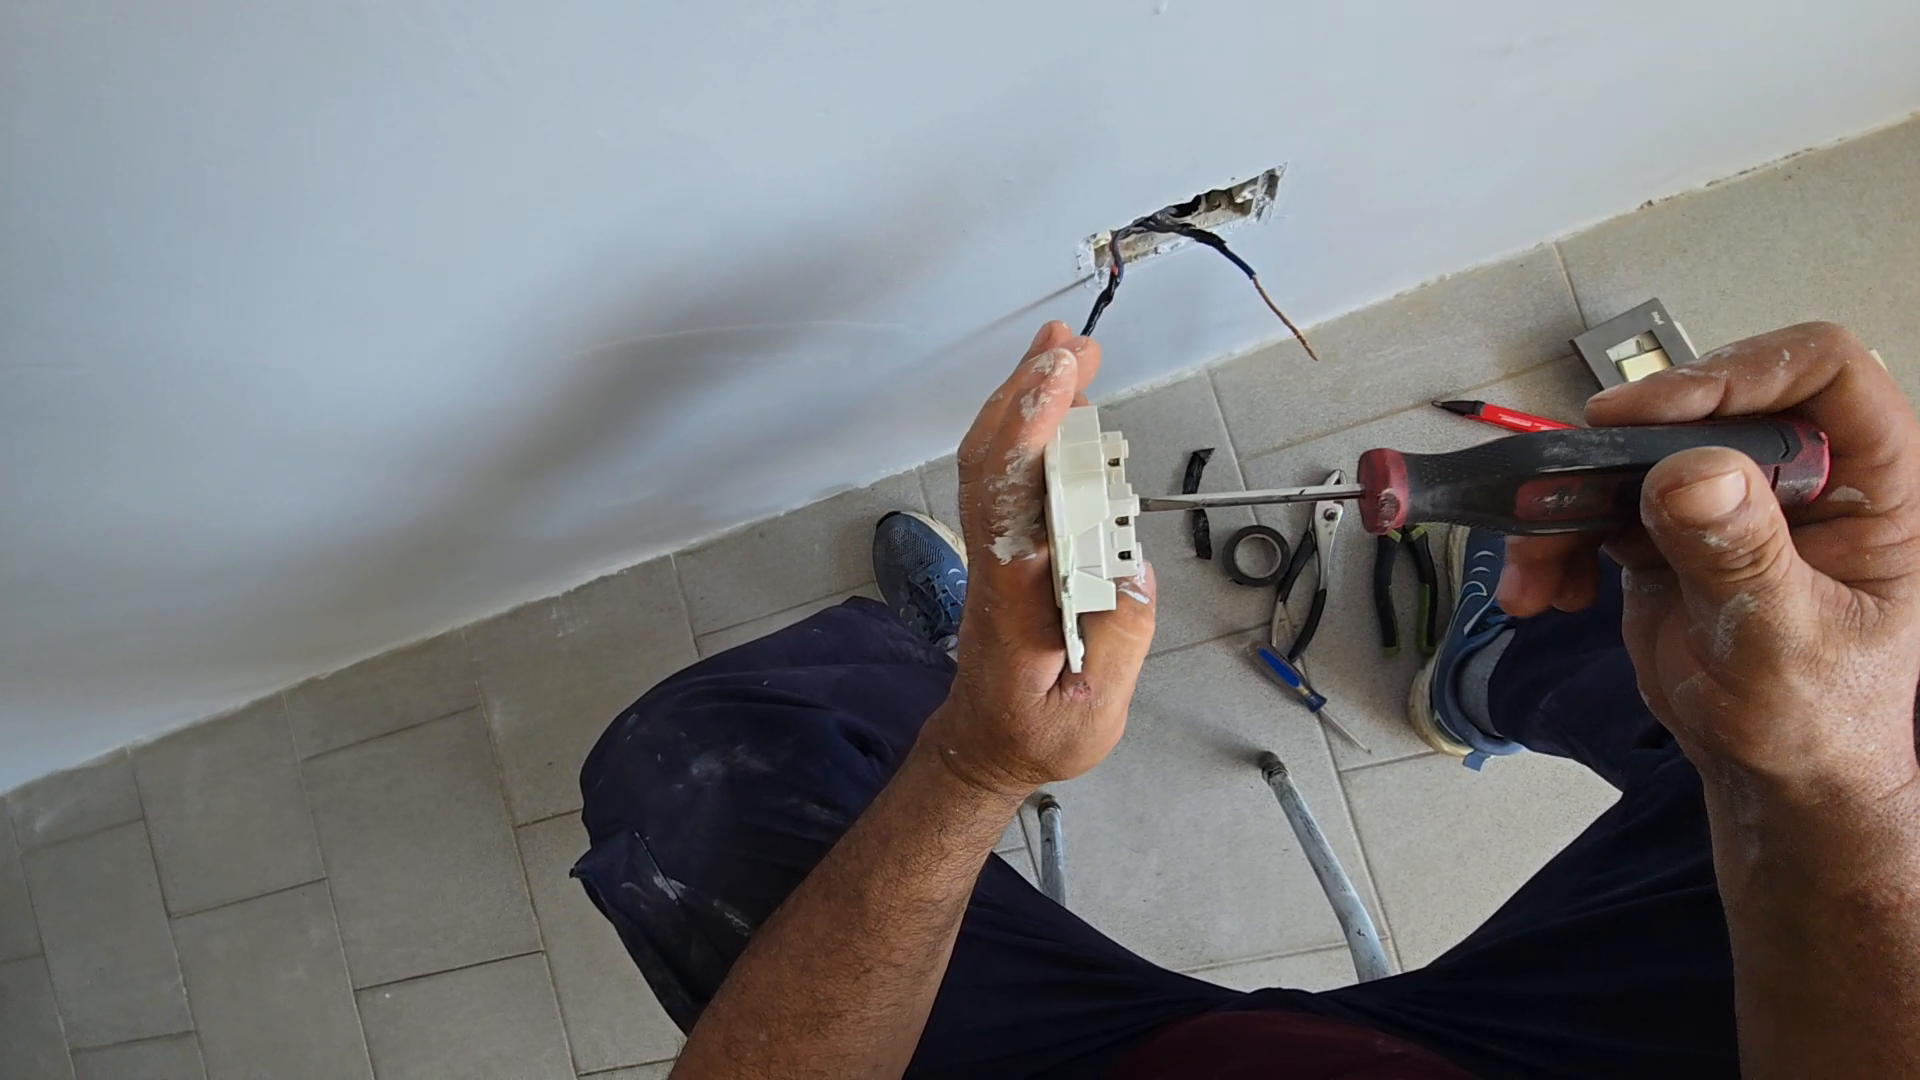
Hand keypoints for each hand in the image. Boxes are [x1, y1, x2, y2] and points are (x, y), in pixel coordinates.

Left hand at [921, 321, 1156, 797]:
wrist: (986, 738)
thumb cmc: (1033, 729)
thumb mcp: (1091, 715)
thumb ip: (1118, 640)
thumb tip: (1130, 565)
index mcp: (1015, 601)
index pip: (1012, 505)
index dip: (1032, 438)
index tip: (1061, 384)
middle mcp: (997, 564)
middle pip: (996, 464)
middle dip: (1028, 396)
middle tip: (1068, 346)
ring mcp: (998, 552)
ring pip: (996, 463)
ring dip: (1024, 402)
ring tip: (1063, 352)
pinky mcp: (1008, 549)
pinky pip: (1010, 480)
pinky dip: (1028, 432)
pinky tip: (1054, 405)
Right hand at [1501, 323, 1919, 796]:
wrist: (1765, 761)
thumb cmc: (1814, 714)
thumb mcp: (1782, 640)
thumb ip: (1740, 554)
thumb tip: (1692, 470)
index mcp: (1866, 486)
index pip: (1815, 377)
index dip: (1726, 377)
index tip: (1635, 417)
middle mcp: (1787, 480)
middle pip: (1682, 419)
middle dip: (1601, 463)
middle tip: (1548, 497)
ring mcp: (1715, 506)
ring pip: (1613, 468)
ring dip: (1554, 519)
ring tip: (1532, 579)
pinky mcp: (1654, 534)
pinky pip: (1583, 515)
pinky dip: (1547, 552)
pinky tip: (1544, 595)